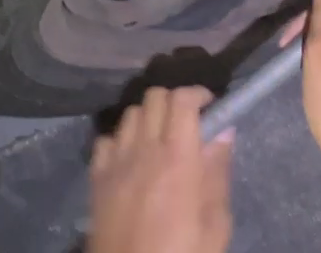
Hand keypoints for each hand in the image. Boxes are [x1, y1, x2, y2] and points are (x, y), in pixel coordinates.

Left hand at [87, 86, 233, 252]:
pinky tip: (131, 157)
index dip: (198, 93)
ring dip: (148, 117)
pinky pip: (105, 140)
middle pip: (155, 97)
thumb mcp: (215, 226)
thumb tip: (224, 133)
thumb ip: (218, 174)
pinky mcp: (96, 180)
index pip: (182, 99)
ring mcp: (116, 164)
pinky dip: (120, 140)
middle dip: (174, 100)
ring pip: (130, 114)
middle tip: (187, 122)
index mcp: (178, 158)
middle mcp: (144, 150)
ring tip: (159, 138)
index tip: (210, 105)